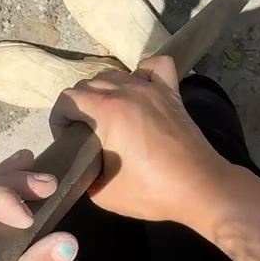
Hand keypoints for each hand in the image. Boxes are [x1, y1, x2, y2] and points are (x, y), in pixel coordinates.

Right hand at [49, 56, 238, 223]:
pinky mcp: (172, 93)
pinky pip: (155, 67)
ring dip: (104, 91)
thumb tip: (83, 164)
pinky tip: (140, 91)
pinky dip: (142, 73)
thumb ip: (84, 172)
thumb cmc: (152, 191)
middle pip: (89, 84)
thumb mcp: (103, 193)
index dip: (59, 120)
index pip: (67, 99)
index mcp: (107, 111)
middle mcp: (128, 91)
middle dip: (79, 107)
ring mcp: (152, 89)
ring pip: (115, 74)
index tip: (68, 141)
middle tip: (85, 135)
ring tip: (108, 117)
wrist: (200, 187)